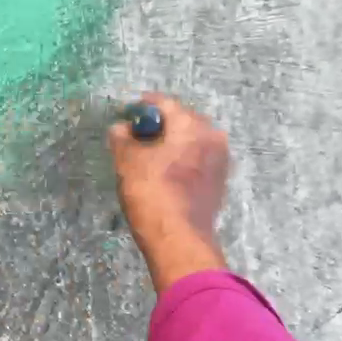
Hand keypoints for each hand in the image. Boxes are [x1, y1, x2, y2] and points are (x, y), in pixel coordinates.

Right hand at [107, 94, 230, 293]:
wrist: (178, 237)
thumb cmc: (150, 192)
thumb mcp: (126, 160)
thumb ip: (121, 137)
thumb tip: (122, 127)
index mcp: (191, 126)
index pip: (163, 103)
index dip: (141, 107)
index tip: (124, 114)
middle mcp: (212, 136)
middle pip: (181, 119)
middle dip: (157, 125)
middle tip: (133, 136)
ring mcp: (220, 159)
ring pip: (189, 140)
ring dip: (169, 142)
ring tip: (145, 156)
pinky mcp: (218, 179)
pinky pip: (196, 157)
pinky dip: (179, 158)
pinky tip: (162, 172)